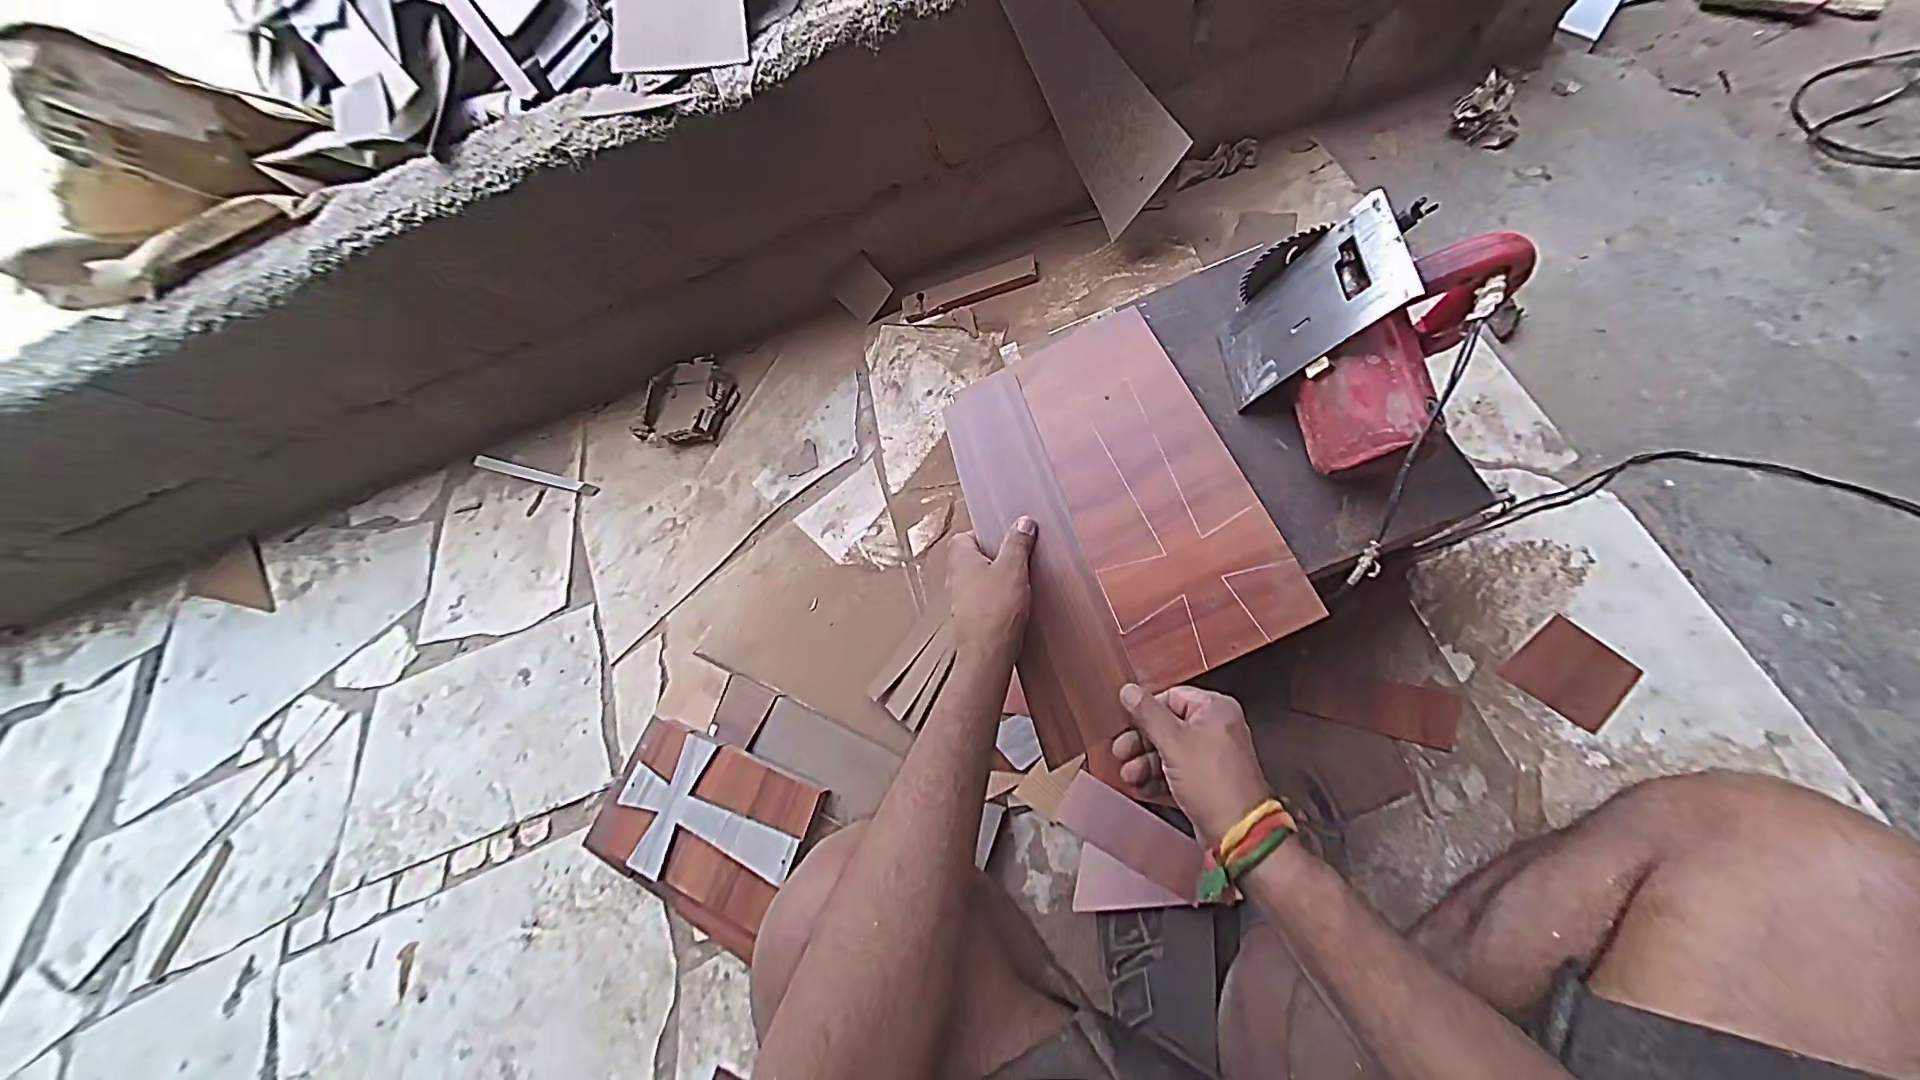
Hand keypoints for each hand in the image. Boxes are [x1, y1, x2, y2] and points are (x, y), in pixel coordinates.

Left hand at [947, 517, 1036, 665]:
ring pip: (983, 578)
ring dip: (1001, 578)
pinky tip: (1017, 603)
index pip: (968, 534)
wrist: (988, 653)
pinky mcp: (972, 616)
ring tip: (1021, 581)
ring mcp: (962, 598)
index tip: (1010, 536)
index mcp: (960, 558)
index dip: (988, 534)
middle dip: (999, 557)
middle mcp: (955, 577)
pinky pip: (987, 598)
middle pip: (977, 556)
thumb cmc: (994, 611)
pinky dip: (1000, 597)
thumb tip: (1023, 523)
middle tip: (1019, 558)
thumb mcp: (1013, 568)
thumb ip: (1017, 543)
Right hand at [1112, 684, 1270, 848]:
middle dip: (1141, 743)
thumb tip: (1129, 691)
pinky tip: (1142, 787)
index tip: (1126, 722)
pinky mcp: (1206, 783)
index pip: (1171, 698)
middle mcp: (1216, 730)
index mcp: (1215, 710)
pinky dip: (1158, 780)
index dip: (1146, 712)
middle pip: (1167, 726)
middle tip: (1121, 750)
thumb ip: (1148, 714)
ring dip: (1145, 764)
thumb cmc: (1216, 785)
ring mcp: (1211, 758)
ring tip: (1130, 775)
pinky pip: (1175, 773)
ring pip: (1168, 752)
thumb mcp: (1174, 742)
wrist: (1238, 836)